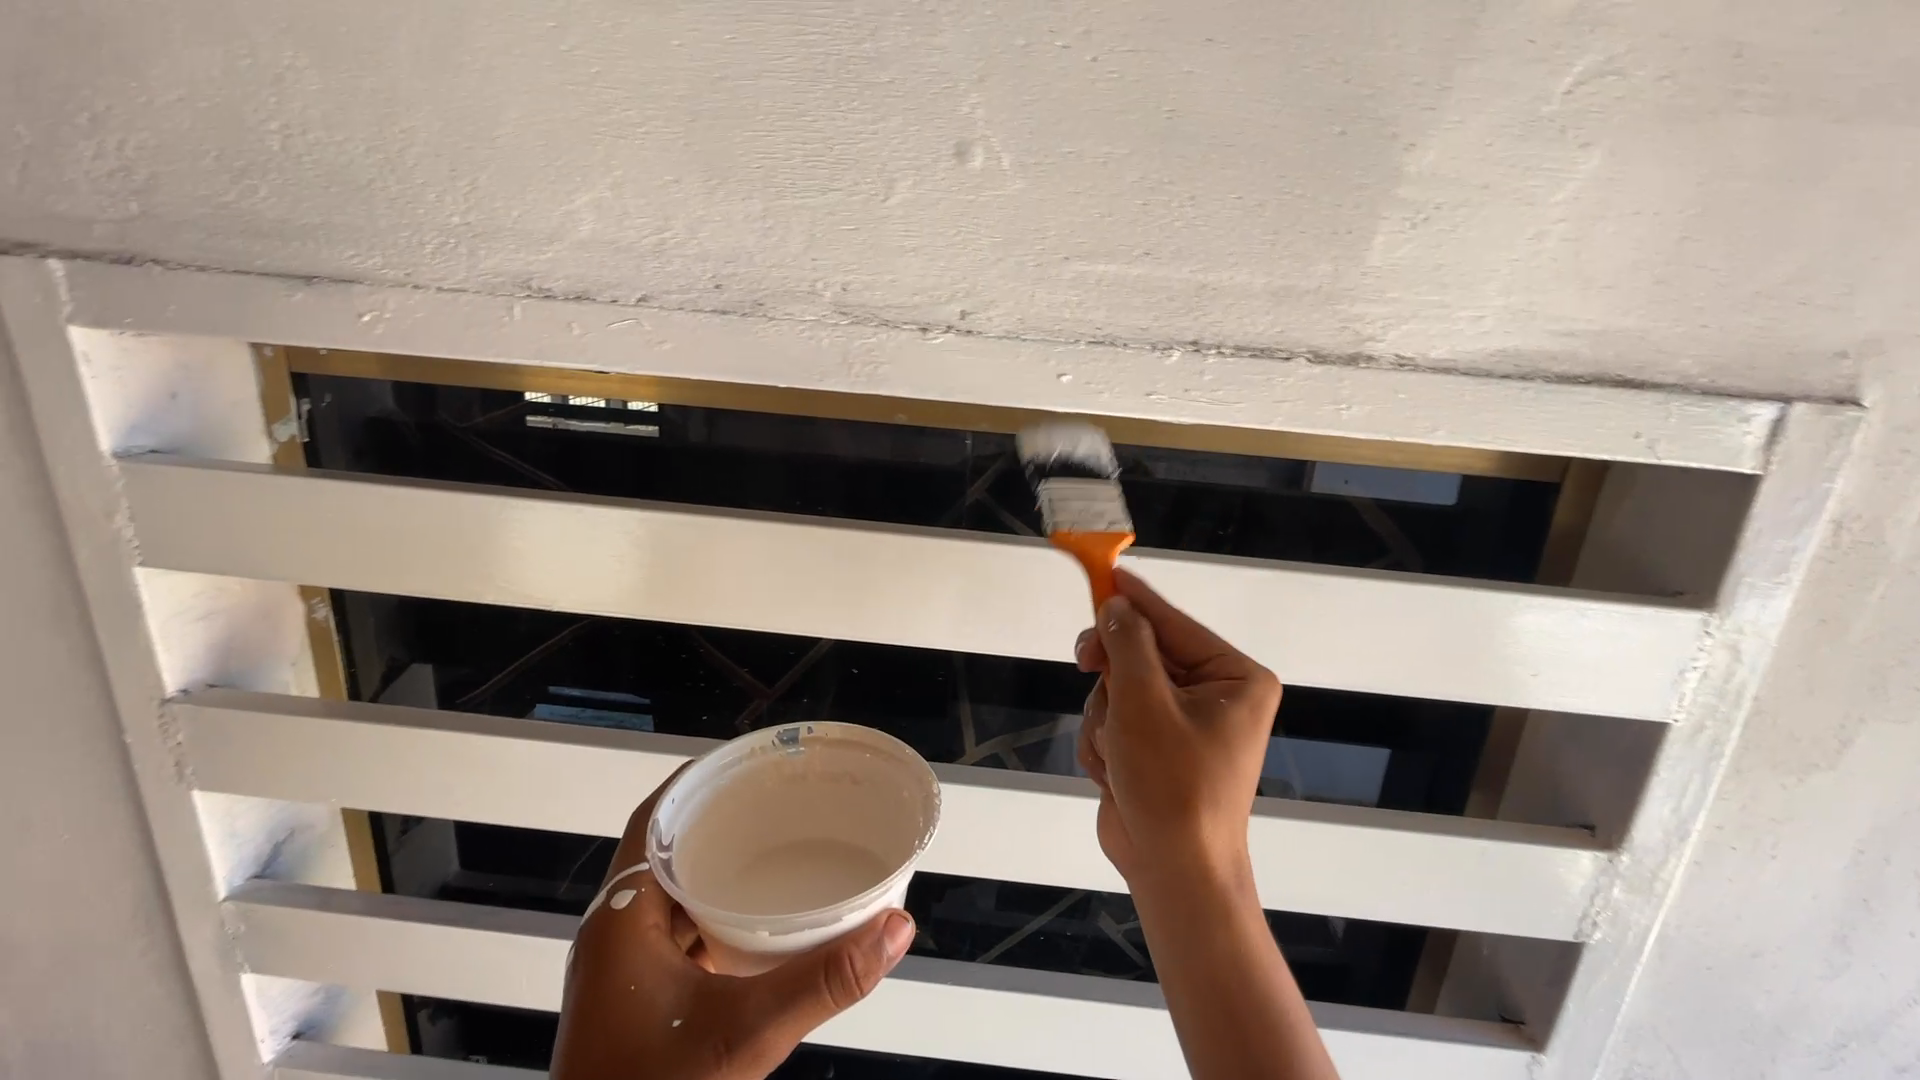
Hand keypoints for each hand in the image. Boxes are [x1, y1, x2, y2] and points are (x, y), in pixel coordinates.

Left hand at [553, 773, 916, 1079]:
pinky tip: (758, 925)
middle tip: (780, 803)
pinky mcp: (635, 1001)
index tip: (750, 764)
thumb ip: (824, 980)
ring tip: (778, 850)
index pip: (654, 819)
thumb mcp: (745, 1034)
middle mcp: (614, 933)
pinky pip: (677, 933)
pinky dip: (715, 916)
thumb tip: (898, 926)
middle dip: (718, 822)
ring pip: (670, 896)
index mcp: (621, 919)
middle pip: (664, 851)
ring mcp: (621, 971)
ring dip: (716, 871)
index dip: (696, 782)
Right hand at [1073, 568, 1281, 890]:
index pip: (1173, 622)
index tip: (1101, 571)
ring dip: (1106, 719)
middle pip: (1141, 654)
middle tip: (1084, 663)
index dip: (1133, 599)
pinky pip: (1114, 721)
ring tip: (1117, 754)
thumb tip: (1115, 606)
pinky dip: (1105, 743)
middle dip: (1113, 676)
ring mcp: (1182, 724)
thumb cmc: (1172, 784)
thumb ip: (1126, 644)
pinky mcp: (1155, 749)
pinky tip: (1114, 773)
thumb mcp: (1144, 702)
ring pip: (1118, 689)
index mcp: (1234, 678)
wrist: (1174, 872)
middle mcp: (1214, 696)